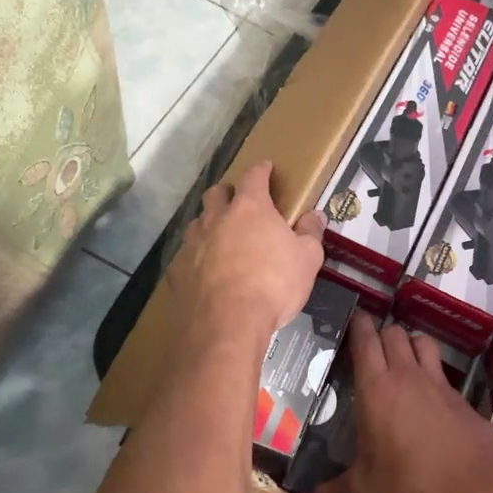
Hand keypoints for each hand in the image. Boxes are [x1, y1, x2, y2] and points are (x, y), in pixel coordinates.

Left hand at [166, 161, 324, 358]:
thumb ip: (310, 233)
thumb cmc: (273, 285)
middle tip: (238, 202)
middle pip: (216, 194)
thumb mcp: (307, 259)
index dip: (261, 170)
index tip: (266, 167)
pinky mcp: (176, 272)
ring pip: (197, 223)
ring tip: (221, 239)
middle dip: (227, 193)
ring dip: (209, 225)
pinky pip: (186, 256)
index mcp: (250, 208)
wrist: (226, 325)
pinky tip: (205, 273)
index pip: (254, 177)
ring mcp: (191, 244)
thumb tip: (315, 215)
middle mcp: (216, 218)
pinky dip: (197, 257)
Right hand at [314, 315, 492, 492]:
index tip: (352, 318)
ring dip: (410, 343)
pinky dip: (431, 369)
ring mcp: (437, 382)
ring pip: (422, 341)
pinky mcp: (460, 395)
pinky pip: (441, 368)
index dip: (358, 325)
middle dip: (381, 333)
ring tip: (400, 359)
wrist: (479, 487)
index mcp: (376, 388)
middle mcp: (406, 375)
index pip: (365, 340)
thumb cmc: (413, 484)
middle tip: (370, 348)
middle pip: (394, 333)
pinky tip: (427, 392)